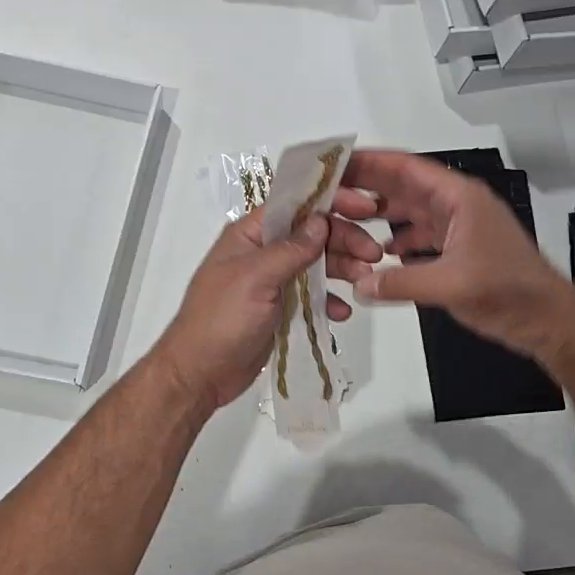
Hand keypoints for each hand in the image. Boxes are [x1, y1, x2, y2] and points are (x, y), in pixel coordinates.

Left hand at [147, 201, 382, 411]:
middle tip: (374, 254)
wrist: (199, 374)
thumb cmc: (221, 319)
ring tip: (366, 279)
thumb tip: (321, 220)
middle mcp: (263, 252)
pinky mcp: (280, 308)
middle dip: (344, 239)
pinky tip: (342, 312)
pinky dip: (330, 300)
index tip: (366, 207)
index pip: (296, 204)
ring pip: (316, 264)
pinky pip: (312, 296)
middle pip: (312, 234)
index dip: (331, 200)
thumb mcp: (255, 279)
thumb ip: (290, 250)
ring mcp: (272, 281)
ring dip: (343, 268)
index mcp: (250, 234)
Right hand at [334, 150, 574, 359]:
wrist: (550, 320)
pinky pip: (424, 234)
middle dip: (370, 186)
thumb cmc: (508, 293)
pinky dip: (401, 240)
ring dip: (383, 215)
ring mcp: (462, 226)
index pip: (408, 167)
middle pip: (407, 186)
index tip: (338, 161)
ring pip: (414, 210)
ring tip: (346, 221)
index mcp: (460, 198)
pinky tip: (381, 255)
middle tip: (330, 190)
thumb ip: (400, 283)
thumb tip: (359, 285)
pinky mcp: (462, 248)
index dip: (371, 162)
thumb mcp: (450, 286)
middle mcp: (459, 204)